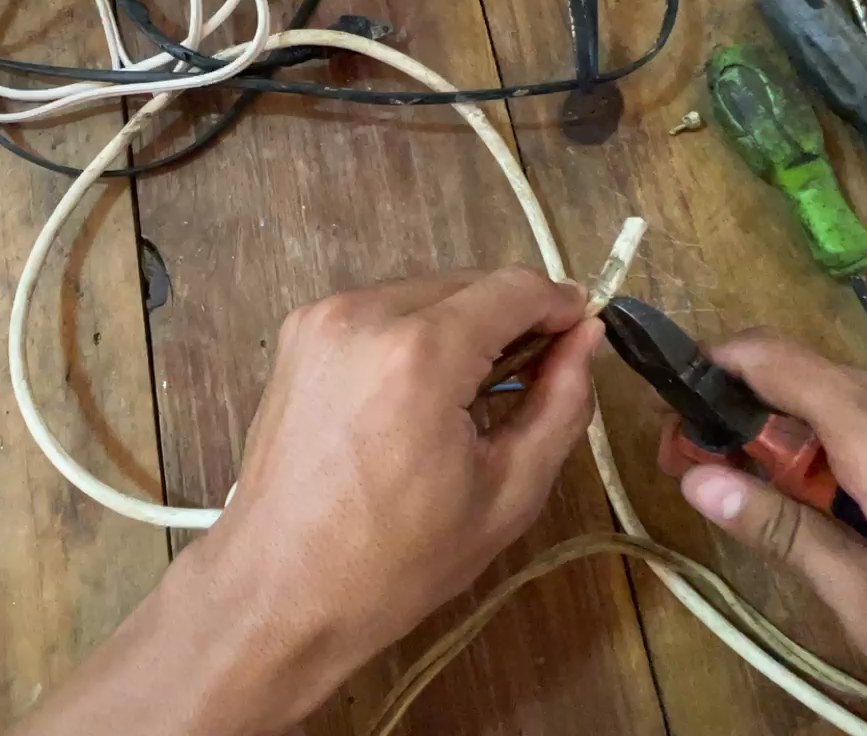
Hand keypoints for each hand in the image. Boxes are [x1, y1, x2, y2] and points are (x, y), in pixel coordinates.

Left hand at [14, 267, 602, 735]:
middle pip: (467, 283)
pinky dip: (412, 332)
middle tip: (529, 378)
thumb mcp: (506, 493)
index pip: (514, 286)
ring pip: (423, 291)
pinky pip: (380, 308)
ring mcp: (323, 315)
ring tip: (468, 393)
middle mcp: (364, 312)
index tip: (579, 336)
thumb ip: (561, 403)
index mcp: (419, 352)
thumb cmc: (396, 559)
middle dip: (509, 318)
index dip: (558, 305)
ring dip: (459, 325)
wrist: (279, 583)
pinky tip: (414, 390)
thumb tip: (587, 338)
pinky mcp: (300, 330)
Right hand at [676, 331, 866, 735]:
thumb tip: (695, 476)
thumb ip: (793, 540)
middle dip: (743, 420)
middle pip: (797, 377)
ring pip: (843, 394)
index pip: (767, 357)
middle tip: (717, 484)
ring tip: (796, 512)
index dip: (705, 374)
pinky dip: (851, 442)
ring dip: (797, 436)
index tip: (676, 427)